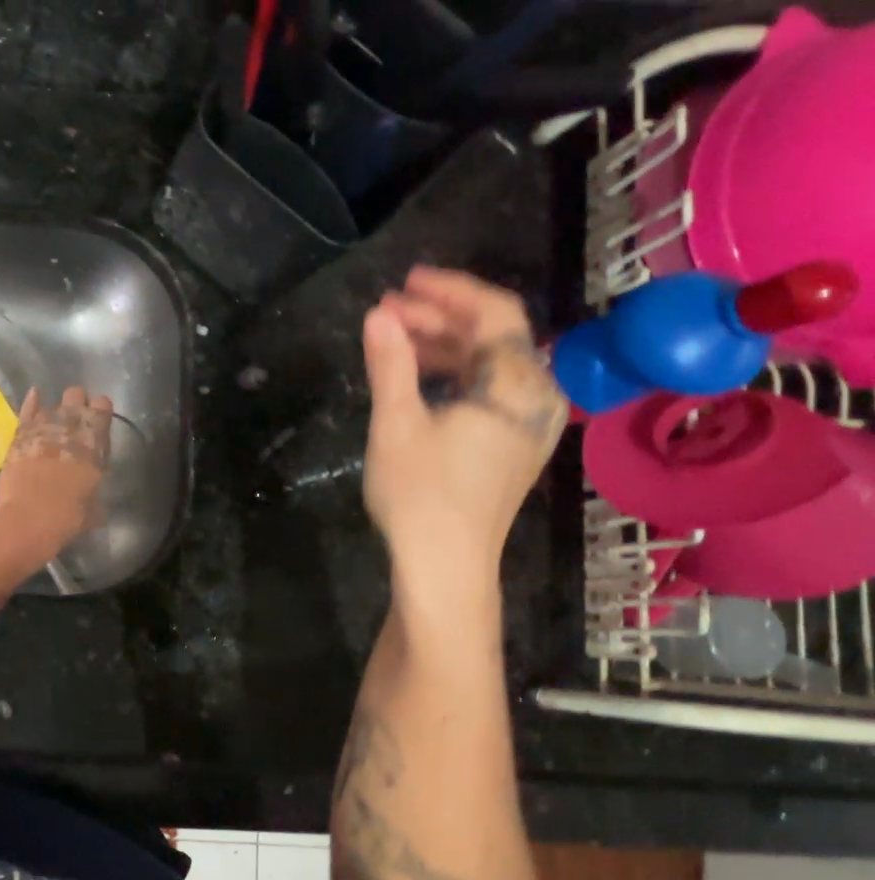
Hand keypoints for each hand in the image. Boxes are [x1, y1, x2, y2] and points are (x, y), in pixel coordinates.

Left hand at [0, 386, 111, 550]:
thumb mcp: (95, 505)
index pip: (103, 405)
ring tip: (53, 424)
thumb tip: (92, 486)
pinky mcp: (20, 435)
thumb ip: (95, 486)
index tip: (96, 422)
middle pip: (76, 395)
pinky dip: (32, 402)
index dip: (99, 411)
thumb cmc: (68, 516)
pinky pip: (28, 409)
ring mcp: (43, 427)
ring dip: (55, 411)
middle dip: (76, 404)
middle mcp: (71, 425)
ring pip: (52, 403)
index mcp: (95, 440)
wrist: (30, 518)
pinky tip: (34, 395)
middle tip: (74, 422)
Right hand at [362, 267, 563, 583]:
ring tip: (393, 341)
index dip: (449, 291)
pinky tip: (418, 379)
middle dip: (439, 319)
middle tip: (385, 313)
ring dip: (443, 347)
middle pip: (493, 337)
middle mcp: (536, 395)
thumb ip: (391, 364)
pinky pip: (490, 391)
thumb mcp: (396, 424)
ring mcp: (530, 422)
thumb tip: (377, 314)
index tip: (404, 282)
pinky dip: (455, 374)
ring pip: (490, 364)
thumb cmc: (420, 492)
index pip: (494, 313)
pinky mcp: (515, 444)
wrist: (446, 562)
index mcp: (515, 384)